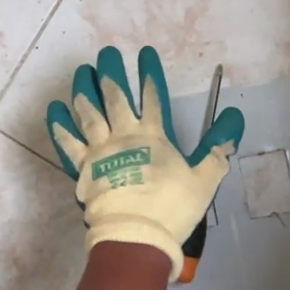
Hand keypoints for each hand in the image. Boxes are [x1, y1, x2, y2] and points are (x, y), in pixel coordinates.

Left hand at [46, 46, 244, 280]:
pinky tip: (55, 109)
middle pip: (116, 98)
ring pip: (89, 114)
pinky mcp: (82, 169)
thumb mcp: (204, 179)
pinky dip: (61, 125)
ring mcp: (100, 151)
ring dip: (85, 91)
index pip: (153, 97)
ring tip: (80, 71)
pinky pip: (68, 143)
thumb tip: (235, 118)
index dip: (149, 74)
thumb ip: (217, 148)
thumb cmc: (171, 208)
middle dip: (111, 74)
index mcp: (154, 137)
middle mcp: (124, 136)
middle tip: (106, 54)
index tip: (144, 52)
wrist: (136, 237)